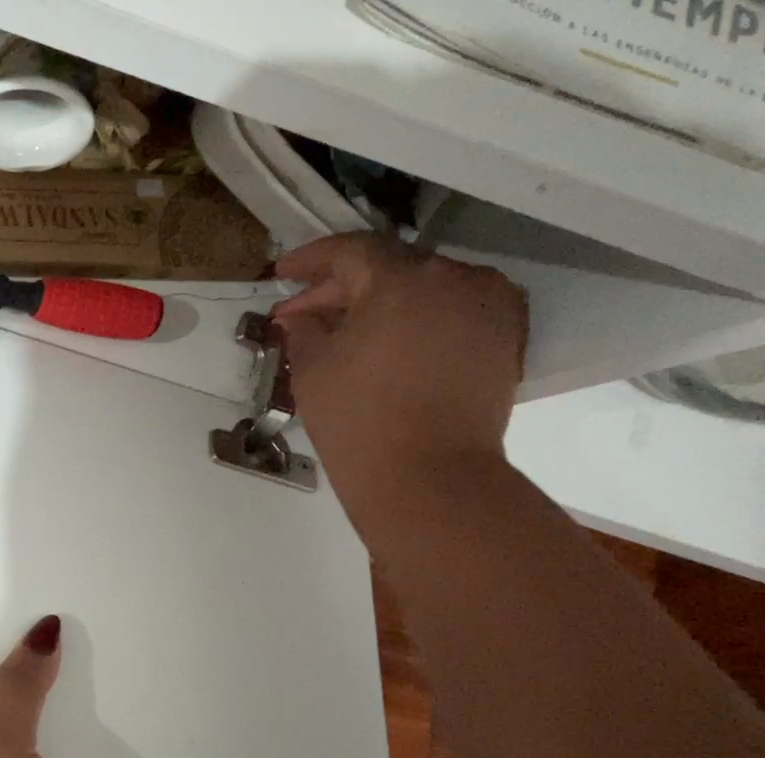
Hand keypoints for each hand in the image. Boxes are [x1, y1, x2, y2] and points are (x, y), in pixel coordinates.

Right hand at [270, 233, 527, 520]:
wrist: (428, 474)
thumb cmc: (357, 420)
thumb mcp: (312, 370)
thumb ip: (304, 330)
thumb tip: (300, 316)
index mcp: (401, 282)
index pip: (351, 251)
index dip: (312, 258)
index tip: (284, 272)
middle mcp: (454, 281)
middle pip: (391, 267)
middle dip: (344, 287)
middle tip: (306, 315)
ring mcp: (489, 307)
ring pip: (428, 286)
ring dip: (385, 300)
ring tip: (351, 330)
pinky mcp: (505, 337)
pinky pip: (457, 309)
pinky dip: (422, 316)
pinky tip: (394, 342)